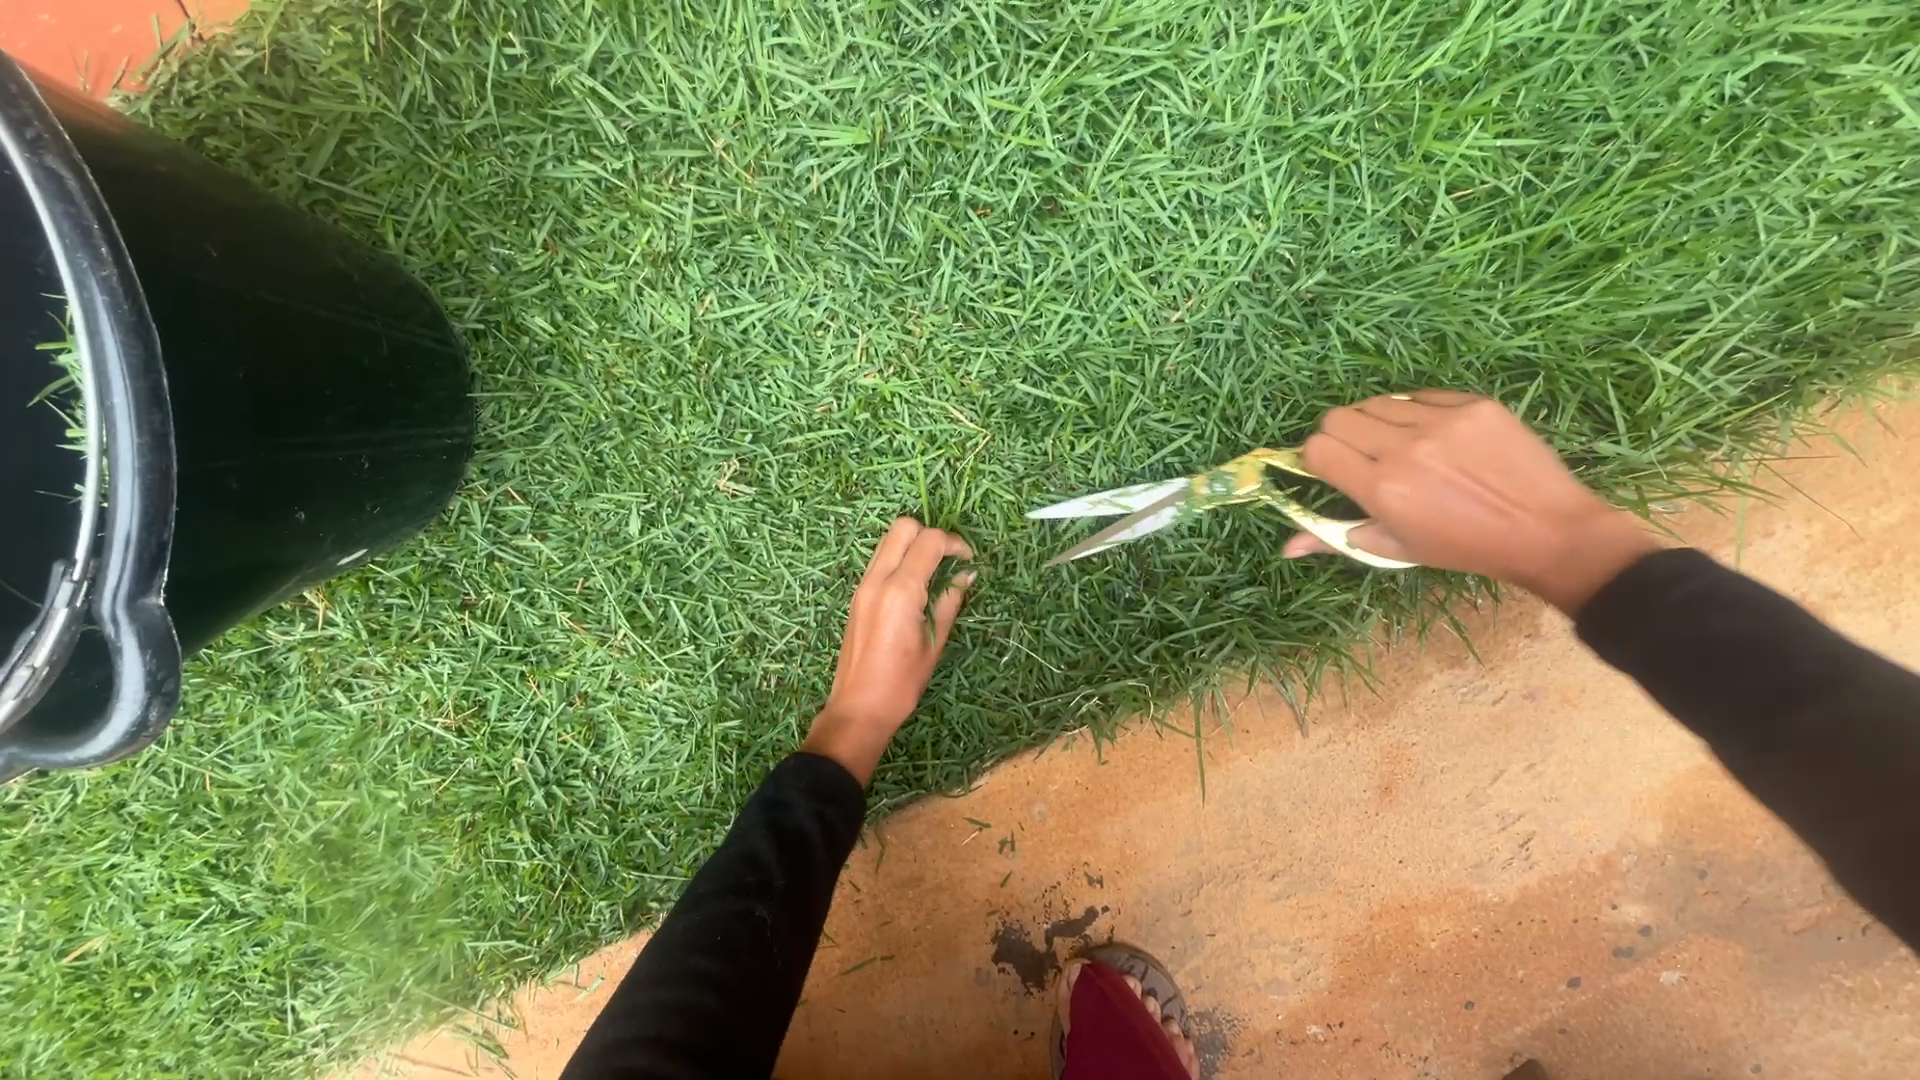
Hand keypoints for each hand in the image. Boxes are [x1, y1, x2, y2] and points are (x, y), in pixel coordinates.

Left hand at [802, 517, 975, 784]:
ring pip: (888, 540)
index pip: (929, 541)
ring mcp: (863, 585)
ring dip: (913, 544)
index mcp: (900, 591)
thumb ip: (950, 601)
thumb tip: (966, 573)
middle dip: (931, 534)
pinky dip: (900, 558)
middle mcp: (877, 580)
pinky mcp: (857, 594)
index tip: (968, 561)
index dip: (954, 544)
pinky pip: (880, 559)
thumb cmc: (902, 682)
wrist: (858, 707)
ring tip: (934, 571)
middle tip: (949, 559)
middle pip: (903, 527)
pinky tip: (916, 583)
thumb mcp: (935, 642)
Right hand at [1286, 390, 1658, 613]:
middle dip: (1339, 436)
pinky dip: (1414, 412)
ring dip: (1374, 422)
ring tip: (1397, 443)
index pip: (1316, 450)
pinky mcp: (1472, 404)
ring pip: (1375, 403)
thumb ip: (1335, 540)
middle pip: (1337, 418)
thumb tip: (1285, 548)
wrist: (1547, 530)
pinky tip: (1433, 435)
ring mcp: (1440, 422)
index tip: (1332, 471)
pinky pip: (1420, 396)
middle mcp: (1403, 450)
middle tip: (1361, 455)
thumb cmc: (1462, 547)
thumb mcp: (1395, 550)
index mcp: (1380, 489)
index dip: (1317, 459)